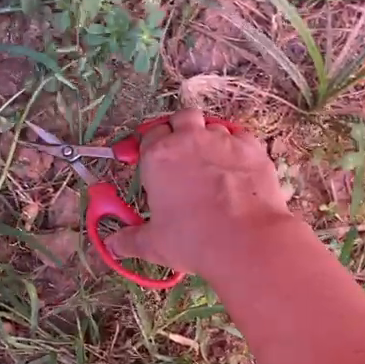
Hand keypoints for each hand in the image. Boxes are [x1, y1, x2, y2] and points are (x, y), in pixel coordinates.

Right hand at [106, 108, 290, 275]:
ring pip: (211, 126)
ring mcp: (224, 140)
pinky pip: (239, 137)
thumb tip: (112, 245)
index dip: (149, 148)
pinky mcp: (252, 147)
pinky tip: (232, 169)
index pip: (148, 136)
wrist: (246, 241)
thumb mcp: (153, 243)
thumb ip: (129, 240)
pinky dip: (233, 148)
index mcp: (158, 157)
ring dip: (206, 139)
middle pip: (181, 118)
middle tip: (178, 155)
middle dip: (178, 130)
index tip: (150, 163)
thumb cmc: (192, 239)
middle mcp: (190, 140)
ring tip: (207, 165)